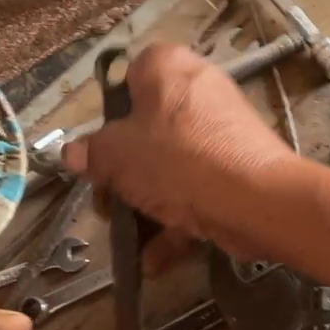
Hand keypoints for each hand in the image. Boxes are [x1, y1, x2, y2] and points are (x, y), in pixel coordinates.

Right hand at [66, 42, 300, 248]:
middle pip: (149, 134)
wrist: (257, 201)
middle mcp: (200, 93)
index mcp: (168, 68)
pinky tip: (156, 261)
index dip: (109, 118)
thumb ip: (92, 153)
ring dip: (148, 209)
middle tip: (108, 203)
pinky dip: (179, 225)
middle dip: (125, 177)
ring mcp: (225, 137)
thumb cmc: (178, 161)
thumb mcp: (118, 155)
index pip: (127, 79)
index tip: (99, 152)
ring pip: (173, 170)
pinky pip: (200, 194)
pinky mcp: (241, 174)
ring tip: (129, 241)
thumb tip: (72, 154)